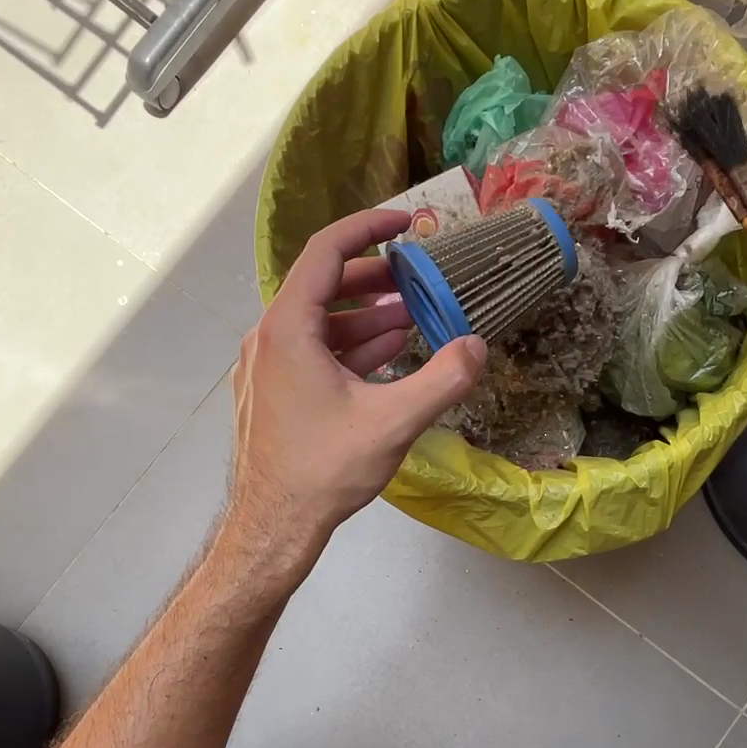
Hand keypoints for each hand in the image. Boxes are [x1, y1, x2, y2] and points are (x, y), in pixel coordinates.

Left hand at [227, 208, 486, 554]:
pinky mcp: (272, 392)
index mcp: (288, 328)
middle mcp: (269, 338)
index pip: (326, 252)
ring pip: (320, 323)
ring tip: (413, 315)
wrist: (273, 526)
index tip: (407, 221)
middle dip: (375, 276)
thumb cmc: (325, 470)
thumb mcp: (393, 422)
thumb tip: (479, 346)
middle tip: (419, 276)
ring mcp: (267, 367)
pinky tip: (387, 354)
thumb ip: (443, 379)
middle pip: (324, 285)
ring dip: (367, 315)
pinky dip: (351, 346)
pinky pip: (314, 352)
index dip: (368, 227)